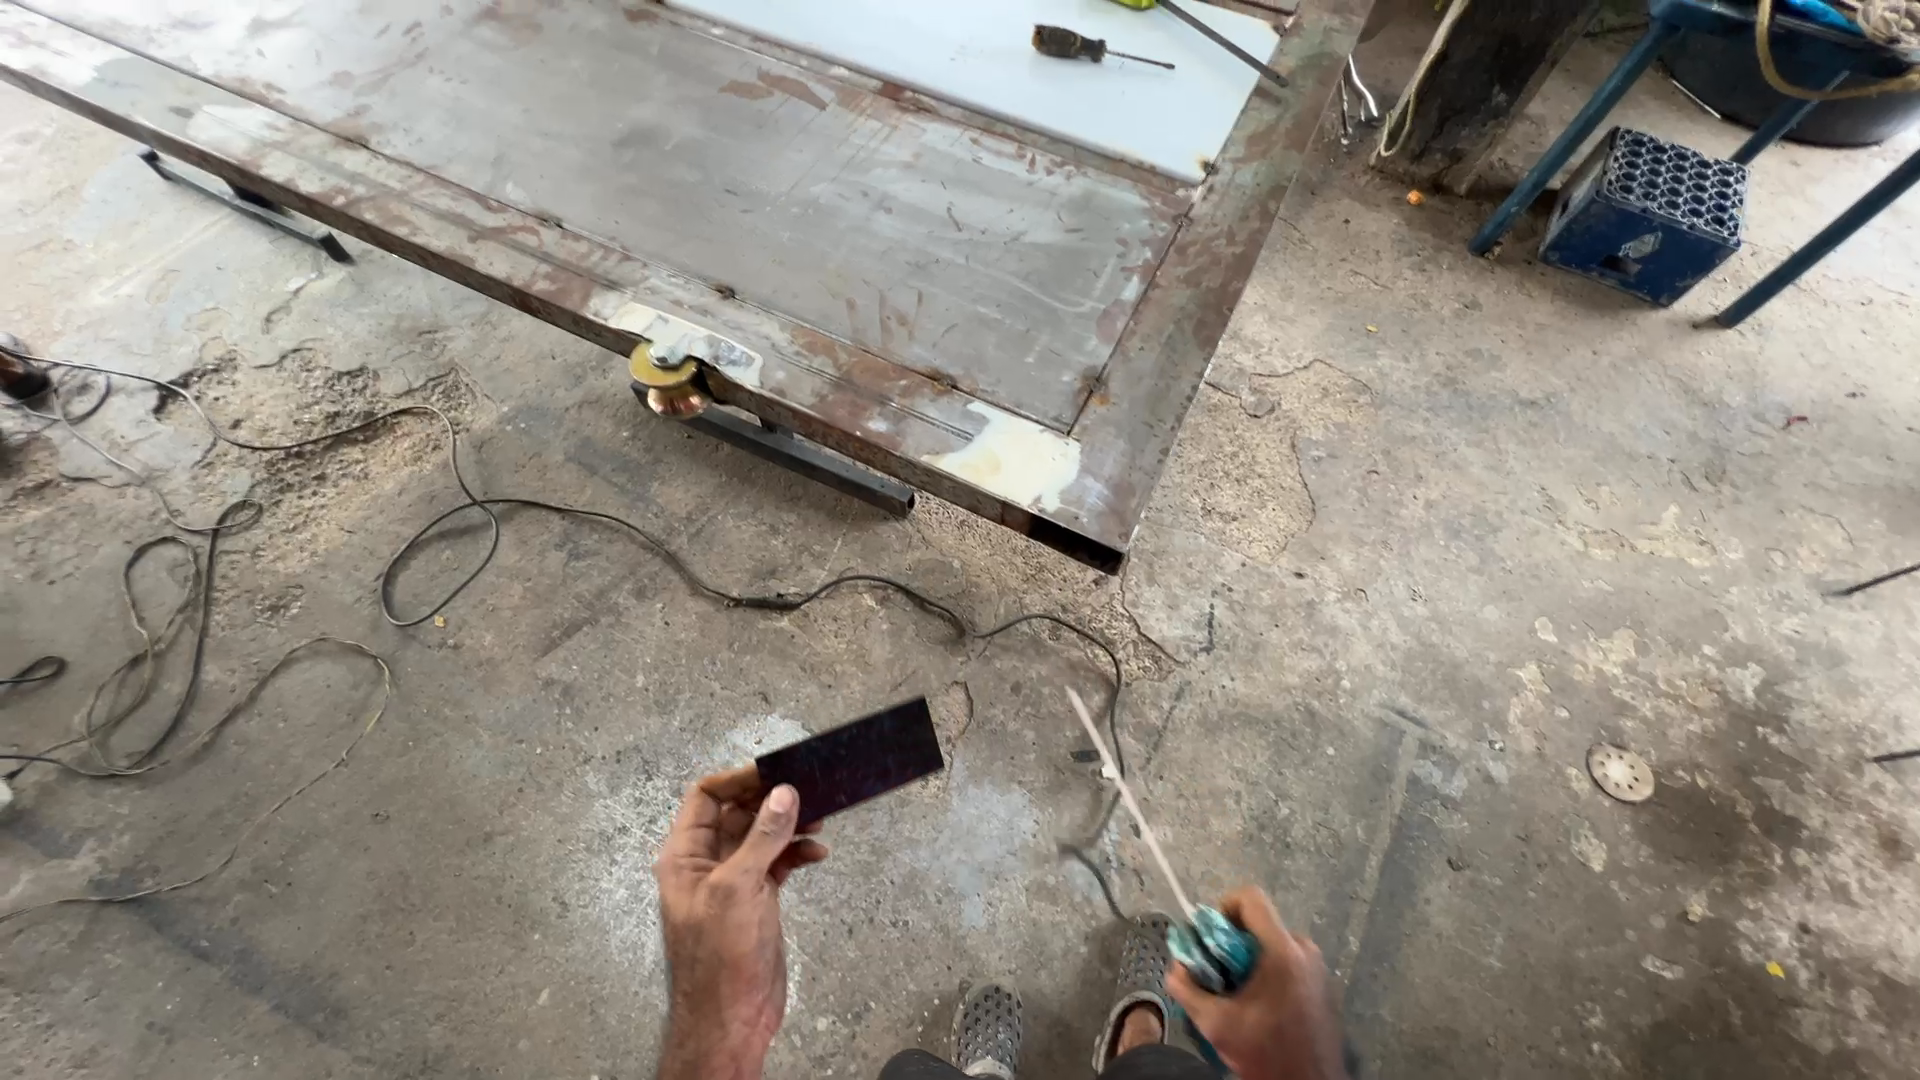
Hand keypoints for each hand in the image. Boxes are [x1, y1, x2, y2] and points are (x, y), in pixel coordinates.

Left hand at [654, 767, 829, 1079]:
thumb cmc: (721, 954)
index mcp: (686, 855)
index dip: (738, 779)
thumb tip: (785, 791)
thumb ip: (763, 837)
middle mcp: (708, 862)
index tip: (776, 770)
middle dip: (772, 800)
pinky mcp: (759, 898)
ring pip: (763, 835)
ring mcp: (735, 880)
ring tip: (821, 821)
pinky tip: (818, 854)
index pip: (706, 797)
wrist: (731, 1021)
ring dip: (791, 824)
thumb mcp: (738, 888)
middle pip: (740, 812)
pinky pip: (779, 861)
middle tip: (808, 790)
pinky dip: (798, 852)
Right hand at [1166, 887, 1348, 1079]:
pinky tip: (1259, 1002)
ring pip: (1272, 941)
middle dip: (1232, 940)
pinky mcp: (1322, 983)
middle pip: (1259, 922)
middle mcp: (1304, 950)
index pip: (1251, 898)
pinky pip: (1288, 958)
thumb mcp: (1216, 1025)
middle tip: (1218, 970)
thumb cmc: (1267, 1054)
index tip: (1211, 937)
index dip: (1224, 906)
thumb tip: (1175, 965)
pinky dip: (1268, 969)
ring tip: (1237, 991)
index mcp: (1282, 952)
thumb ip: (1187, 988)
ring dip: (1249, 957)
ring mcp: (1317, 967)